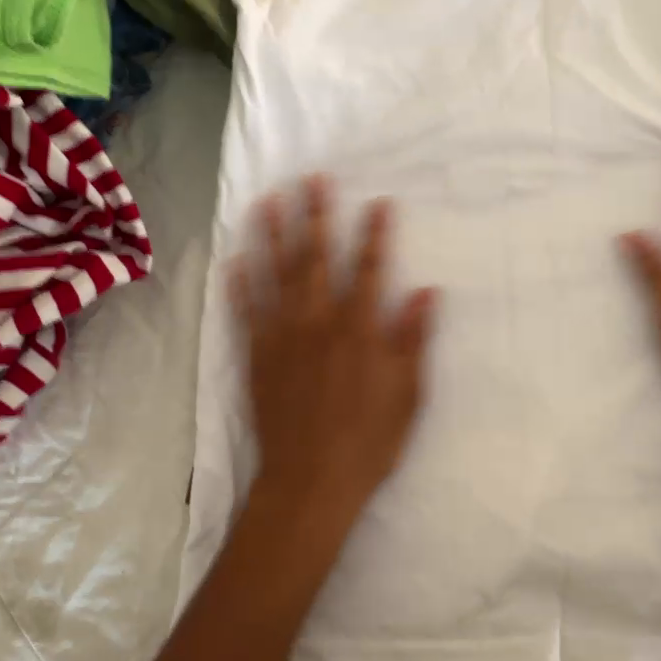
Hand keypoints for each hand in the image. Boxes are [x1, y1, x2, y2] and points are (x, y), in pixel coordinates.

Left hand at [230, 177, 438, 527]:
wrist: (310, 482)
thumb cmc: (368, 442)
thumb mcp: (407, 395)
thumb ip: (413, 339)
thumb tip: (427, 291)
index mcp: (359, 330)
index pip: (370, 269)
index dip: (375, 234)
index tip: (378, 201)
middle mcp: (319, 323)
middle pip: (316, 259)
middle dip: (316, 216)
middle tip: (312, 179)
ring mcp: (282, 338)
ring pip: (275, 276)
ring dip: (272, 236)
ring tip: (268, 201)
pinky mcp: (256, 357)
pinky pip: (244, 313)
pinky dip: (239, 285)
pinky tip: (234, 259)